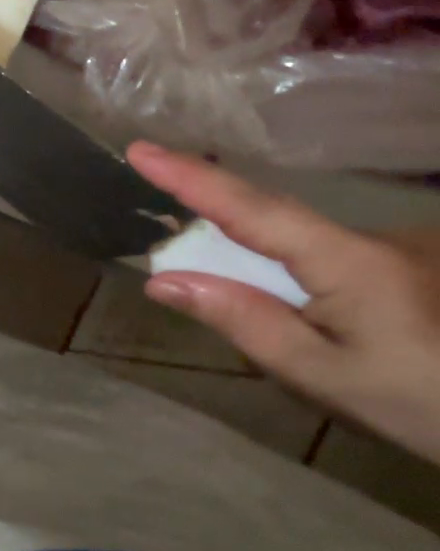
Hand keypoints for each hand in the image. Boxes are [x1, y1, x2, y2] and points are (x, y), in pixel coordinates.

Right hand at [129, 141, 439, 461]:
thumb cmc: (423, 401)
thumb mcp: (318, 373)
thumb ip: (242, 320)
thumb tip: (165, 280)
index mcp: (350, 261)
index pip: (251, 209)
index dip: (192, 178)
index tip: (140, 149)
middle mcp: (381, 238)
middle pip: (276, 229)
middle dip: (228, 253)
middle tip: (204, 297)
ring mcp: (411, 246)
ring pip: (311, 250)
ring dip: (281, 280)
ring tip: (309, 342)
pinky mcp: (425, 262)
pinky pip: (342, 261)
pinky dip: (317, 286)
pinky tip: (347, 334)